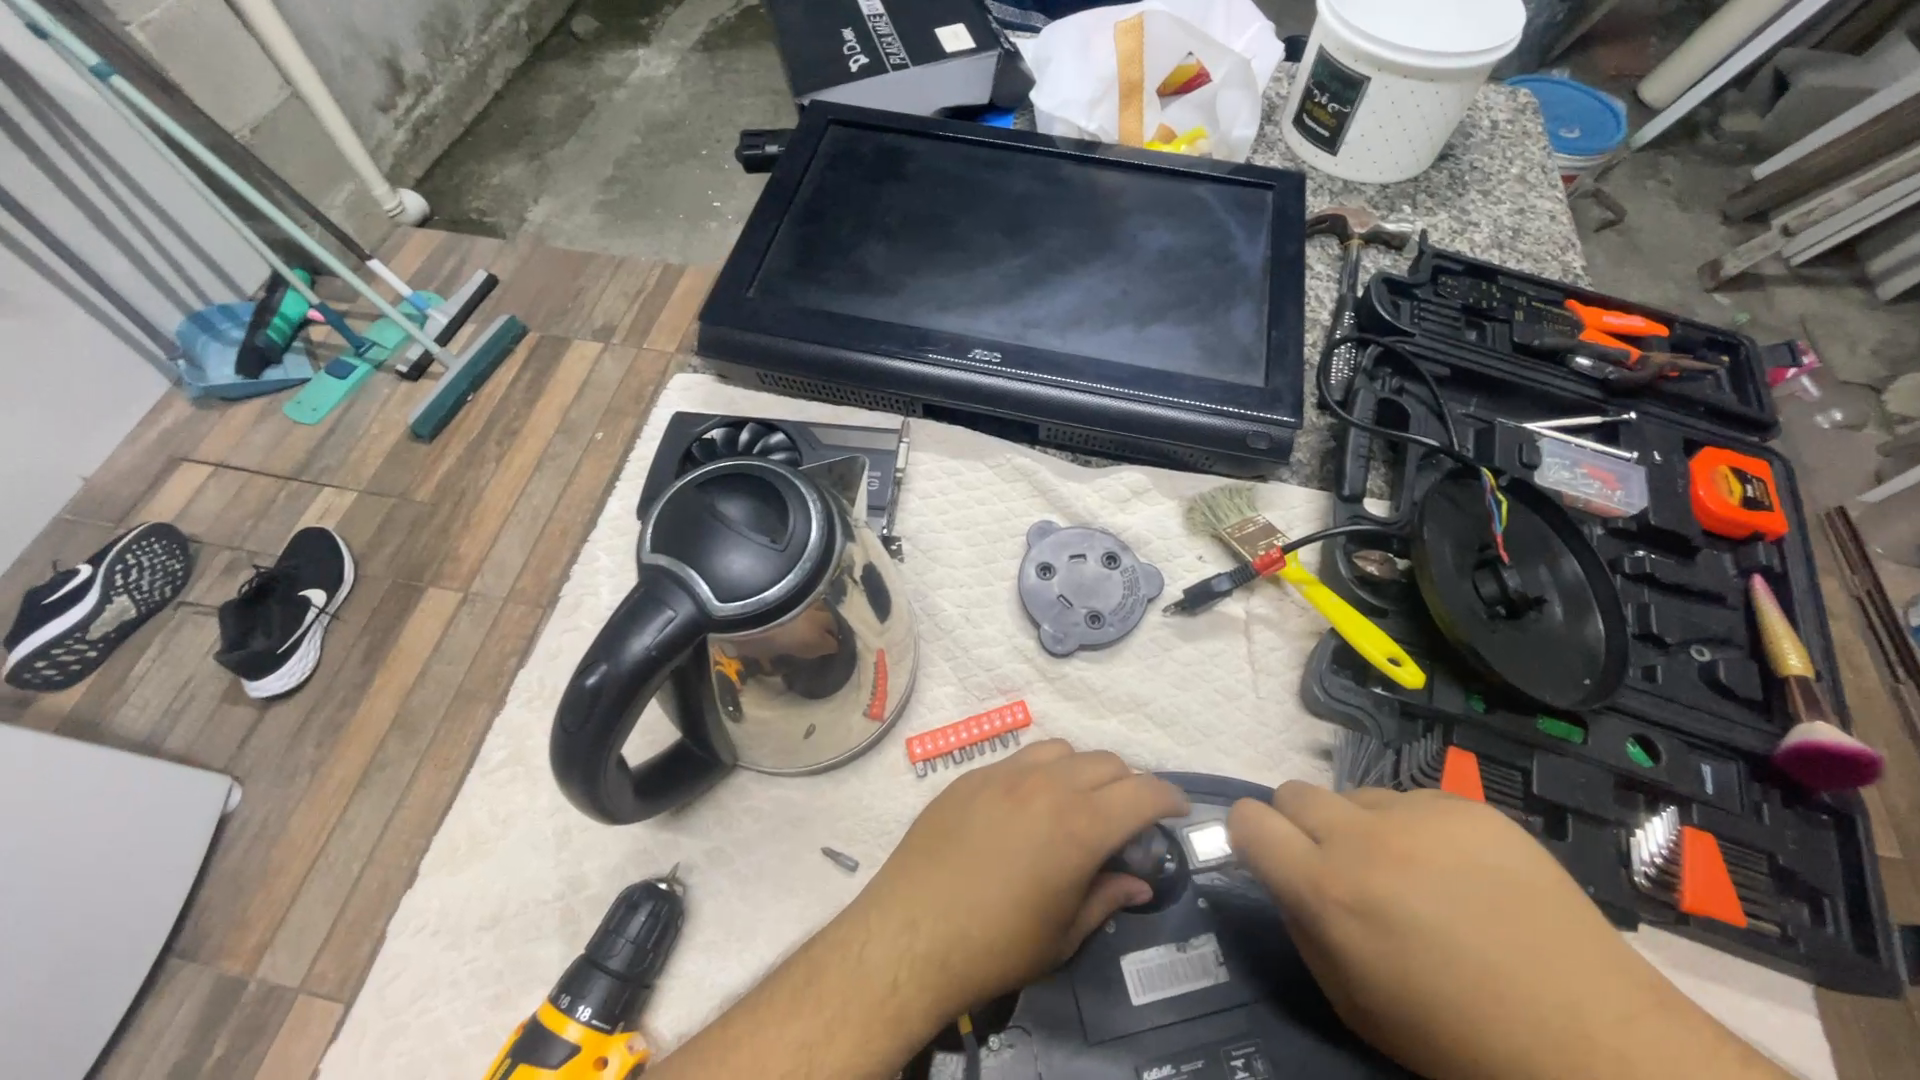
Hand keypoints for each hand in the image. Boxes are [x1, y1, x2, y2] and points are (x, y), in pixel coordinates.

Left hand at [849, 740, 1188, 1019]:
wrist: (910, 934)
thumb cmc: (996, 946)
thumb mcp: (1063, 935)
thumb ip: (1106, 898)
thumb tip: (1136, 882)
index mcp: (1081, 825)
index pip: (1143, 792)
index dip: (1169, 797)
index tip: (1176, 811)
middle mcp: (1046, 786)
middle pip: (1106, 762)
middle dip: (1128, 785)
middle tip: (1125, 819)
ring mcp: (1002, 775)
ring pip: (1061, 750)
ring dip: (1082, 771)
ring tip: (1075, 804)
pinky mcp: (968, 778)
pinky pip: (1017, 759)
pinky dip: (1038, 774)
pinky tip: (1024, 809)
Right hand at [1228, 783, 1786, 1079]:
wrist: (1584, 1034)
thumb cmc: (1452, 1034)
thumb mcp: (1348, 998)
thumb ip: (1303, 924)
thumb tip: (1286, 877)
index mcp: (1324, 891)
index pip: (1248, 820)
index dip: (1251, 836)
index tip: (1270, 858)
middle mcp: (1362, 839)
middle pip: (1294, 793)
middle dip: (1300, 826)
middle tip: (1337, 866)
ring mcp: (1422, 815)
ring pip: (1357, 795)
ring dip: (1362, 827)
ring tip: (1410, 873)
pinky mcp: (1472, 807)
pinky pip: (1416, 800)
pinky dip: (1418, 828)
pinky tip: (1458, 871)